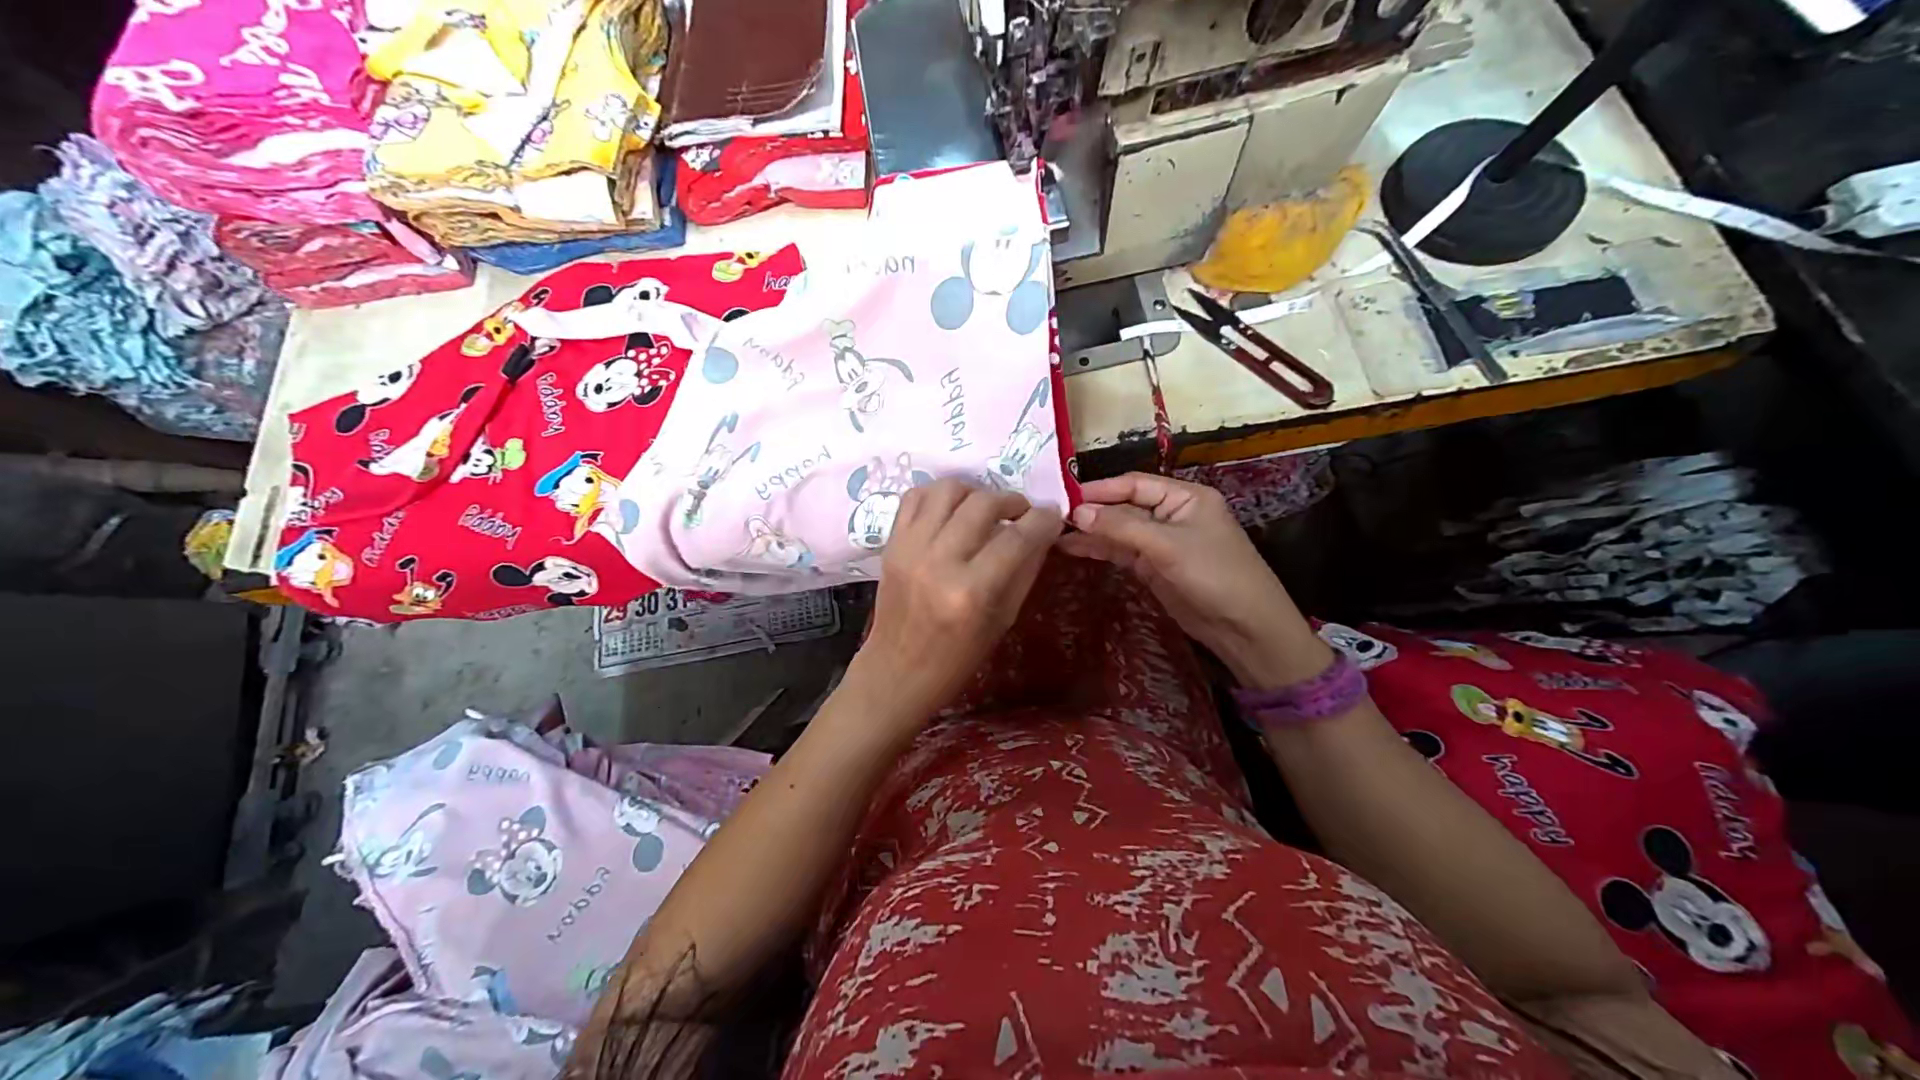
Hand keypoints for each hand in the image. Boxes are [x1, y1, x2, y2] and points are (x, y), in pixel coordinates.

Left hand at [849, 479, 1062, 724]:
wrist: (897, 671)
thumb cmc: (957, 658)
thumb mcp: (1003, 620)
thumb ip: (1025, 570)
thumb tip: (1043, 531)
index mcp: (971, 592)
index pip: (1017, 538)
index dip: (1043, 521)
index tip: (1052, 516)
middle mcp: (938, 562)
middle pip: (983, 504)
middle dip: (1012, 501)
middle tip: (1021, 513)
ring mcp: (909, 549)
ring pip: (948, 489)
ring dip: (975, 492)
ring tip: (985, 509)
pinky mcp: (890, 544)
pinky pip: (915, 497)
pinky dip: (939, 495)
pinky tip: (953, 511)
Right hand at [1056, 472, 1330, 688]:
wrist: (1244, 627)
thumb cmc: (1214, 574)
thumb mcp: (1167, 546)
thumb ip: (1121, 527)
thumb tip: (1077, 512)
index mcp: (1184, 497)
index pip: (1134, 484)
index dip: (1100, 490)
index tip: (1064, 497)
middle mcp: (1171, 514)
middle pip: (1123, 506)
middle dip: (1091, 512)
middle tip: (1052, 517)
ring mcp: (1161, 542)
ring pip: (1119, 530)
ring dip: (1090, 532)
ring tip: (1054, 534)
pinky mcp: (1154, 567)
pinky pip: (1121, 552)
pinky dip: (1099, 550)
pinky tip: (1073, 548)